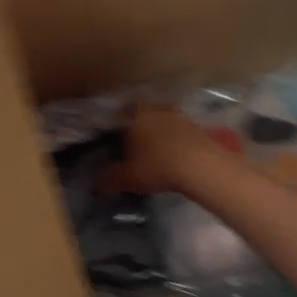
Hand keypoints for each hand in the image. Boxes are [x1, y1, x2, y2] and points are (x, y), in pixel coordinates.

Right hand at [102, 104, 223, 195]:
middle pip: (146, 113)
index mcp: (135, 116)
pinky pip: (182, 131)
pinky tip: (176, 156)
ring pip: (165, 120)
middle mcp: (157, 110)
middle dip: (141, 125)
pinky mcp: (199, 127)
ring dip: (162, 132)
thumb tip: (95, 186)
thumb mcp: (127, 178)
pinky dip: (178, 141)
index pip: (123, 111)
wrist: (201, 166)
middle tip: (136, 142)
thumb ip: (109, 180)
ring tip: (157, 151)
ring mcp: (180, 117)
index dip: (119, 121)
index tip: (117, 134)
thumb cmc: (156, 166)